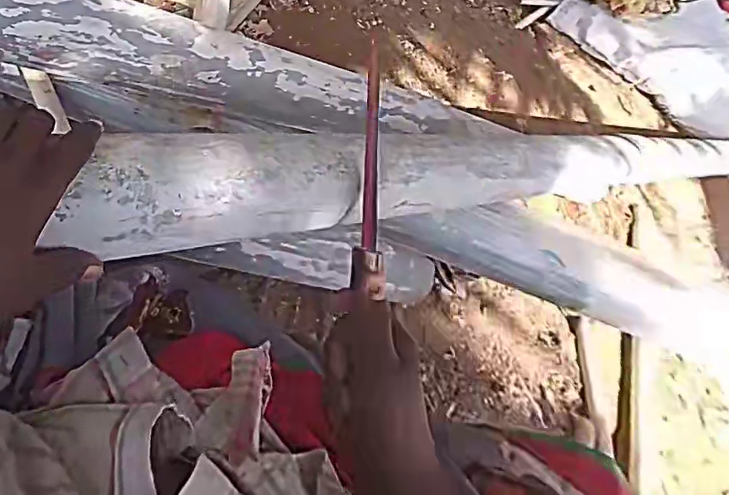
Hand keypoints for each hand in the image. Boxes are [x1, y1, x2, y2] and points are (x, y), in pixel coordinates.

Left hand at [0, 102, 102, 386]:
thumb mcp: (21, 288)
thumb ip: (63, 269)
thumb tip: (95, 267)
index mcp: (37, 192)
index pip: (74, 146)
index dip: (85, 134)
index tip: (87, 131)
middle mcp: (8, 162)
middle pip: (38, 119)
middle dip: (45, 124)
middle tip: (40, 135)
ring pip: (2, 111)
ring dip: (10, 118)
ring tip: (5, 130)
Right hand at [324, 295, 449, 494]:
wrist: (394, 483)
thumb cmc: (390, 419)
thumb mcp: (378, 359)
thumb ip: (369, 311)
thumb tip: (369, 257)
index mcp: (394, 337)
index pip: (361, 305)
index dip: (344, 316)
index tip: (338, 333)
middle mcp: (383, 355)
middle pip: (342, 336)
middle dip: (337, 361)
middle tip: (349, 386)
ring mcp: (370, 383)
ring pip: (334, 366)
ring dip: (335, 389)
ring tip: (349, 411)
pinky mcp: (358, 408)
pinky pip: (334, 394)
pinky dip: (335, 408)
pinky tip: (346, 424)